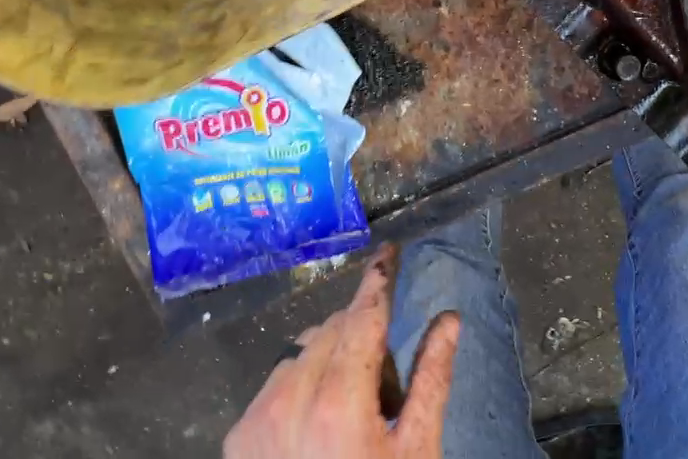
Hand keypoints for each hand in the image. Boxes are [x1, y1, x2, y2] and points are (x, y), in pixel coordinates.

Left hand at [224, 246, 460, 458]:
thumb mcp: (418, 449)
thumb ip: (431, 378)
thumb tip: (449, 319)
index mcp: (340, 402)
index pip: (363, 316)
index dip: (378, 278)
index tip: (389, 250)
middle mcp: (290, 399)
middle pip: (335, 329)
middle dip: (365, 336)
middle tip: (387, 387)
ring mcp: (257, 419)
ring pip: (303, 350)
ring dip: (332, 357)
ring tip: (352, 410)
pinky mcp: (237, 438)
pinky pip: (277, 380)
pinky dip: (301, 383)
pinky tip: (318, 424)